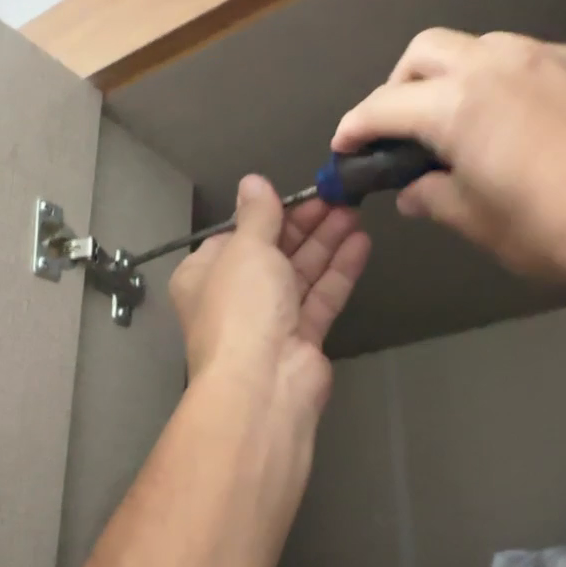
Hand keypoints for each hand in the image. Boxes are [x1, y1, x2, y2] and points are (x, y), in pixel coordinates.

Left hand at [168, 175, 371, 418]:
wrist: (263, 384)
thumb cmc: (242, 308)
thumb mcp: (245, 248)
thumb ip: (257, 213)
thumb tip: (252, 182)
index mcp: (205, 276)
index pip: (236, 237)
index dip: (267, 214)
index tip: (298, 193)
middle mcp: (235, 298)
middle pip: (273, 253)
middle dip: (305, 225)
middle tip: (338, 197)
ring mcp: (270, 320)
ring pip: (300, 274)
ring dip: (327, 243)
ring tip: (355, 212)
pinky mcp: (302, 338)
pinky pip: (321, 297)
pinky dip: (339, 271)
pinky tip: (361, 244)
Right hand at [332, 29, 565, 303]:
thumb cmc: (565, 233)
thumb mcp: (487, 227)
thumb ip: (438, 200)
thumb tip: (413, 191)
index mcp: (461, 106)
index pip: (385, 105)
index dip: (355, 126)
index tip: (343, 146)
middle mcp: (496, 64)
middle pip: (422, 52)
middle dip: (397, 87)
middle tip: (397, 132)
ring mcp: (544, 56)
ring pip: (473, 46)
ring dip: (447, 77)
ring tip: (454, 125)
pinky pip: (518, 57)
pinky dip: (493, 79)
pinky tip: (509, 121)